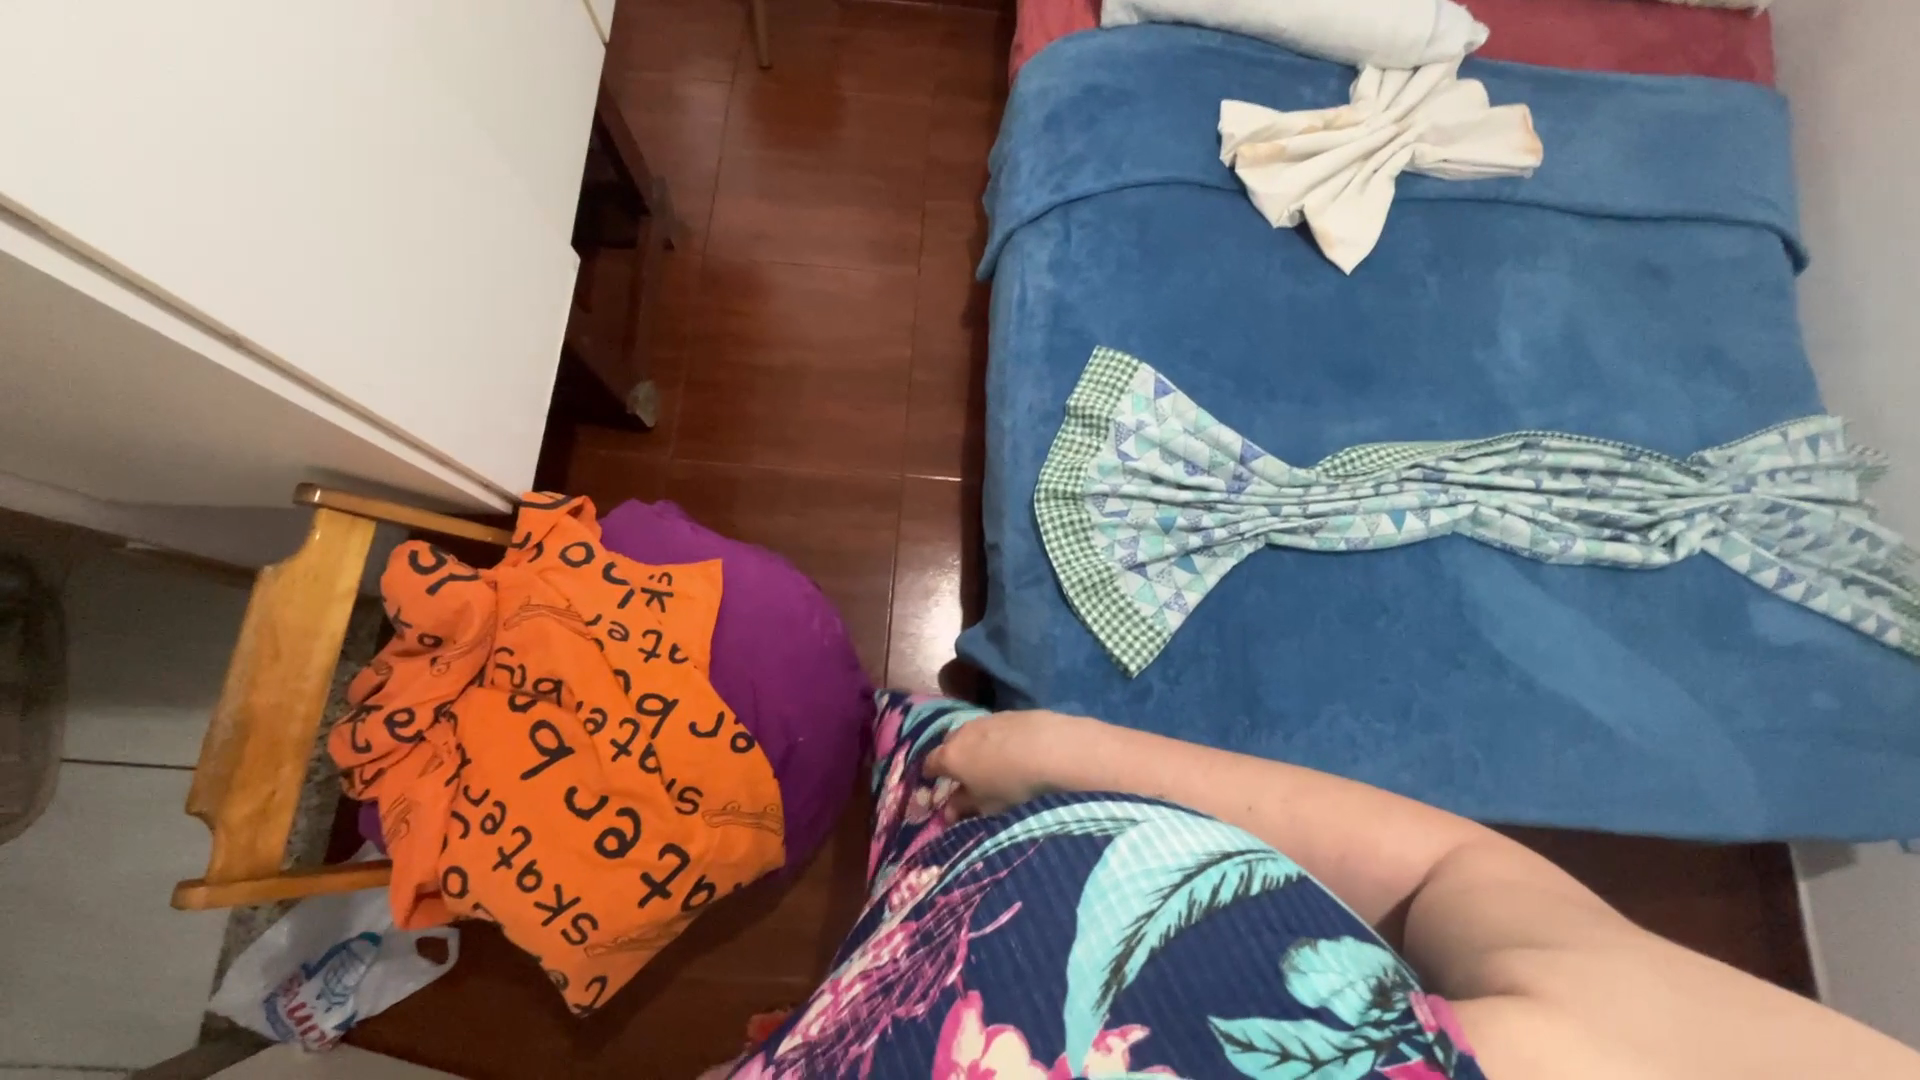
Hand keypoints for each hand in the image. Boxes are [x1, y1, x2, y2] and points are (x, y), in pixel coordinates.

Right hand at [922, 709, 1101, 819]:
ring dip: (977, 746)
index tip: (935, 783)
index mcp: (950, 756)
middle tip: (966, 775)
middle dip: (954, 758)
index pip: (929, 763)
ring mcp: (987, 719)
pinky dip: (999, 739)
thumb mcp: (986, 805)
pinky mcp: (1010, 713)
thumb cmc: (1012, 784)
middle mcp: (963, 732)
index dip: (931, 774)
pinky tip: (1015, 750)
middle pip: (950, 744)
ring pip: (973, 733)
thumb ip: (963, 807)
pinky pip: (996, 728)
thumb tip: (947, 813)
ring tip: (993, 763)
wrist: (1052, 748)